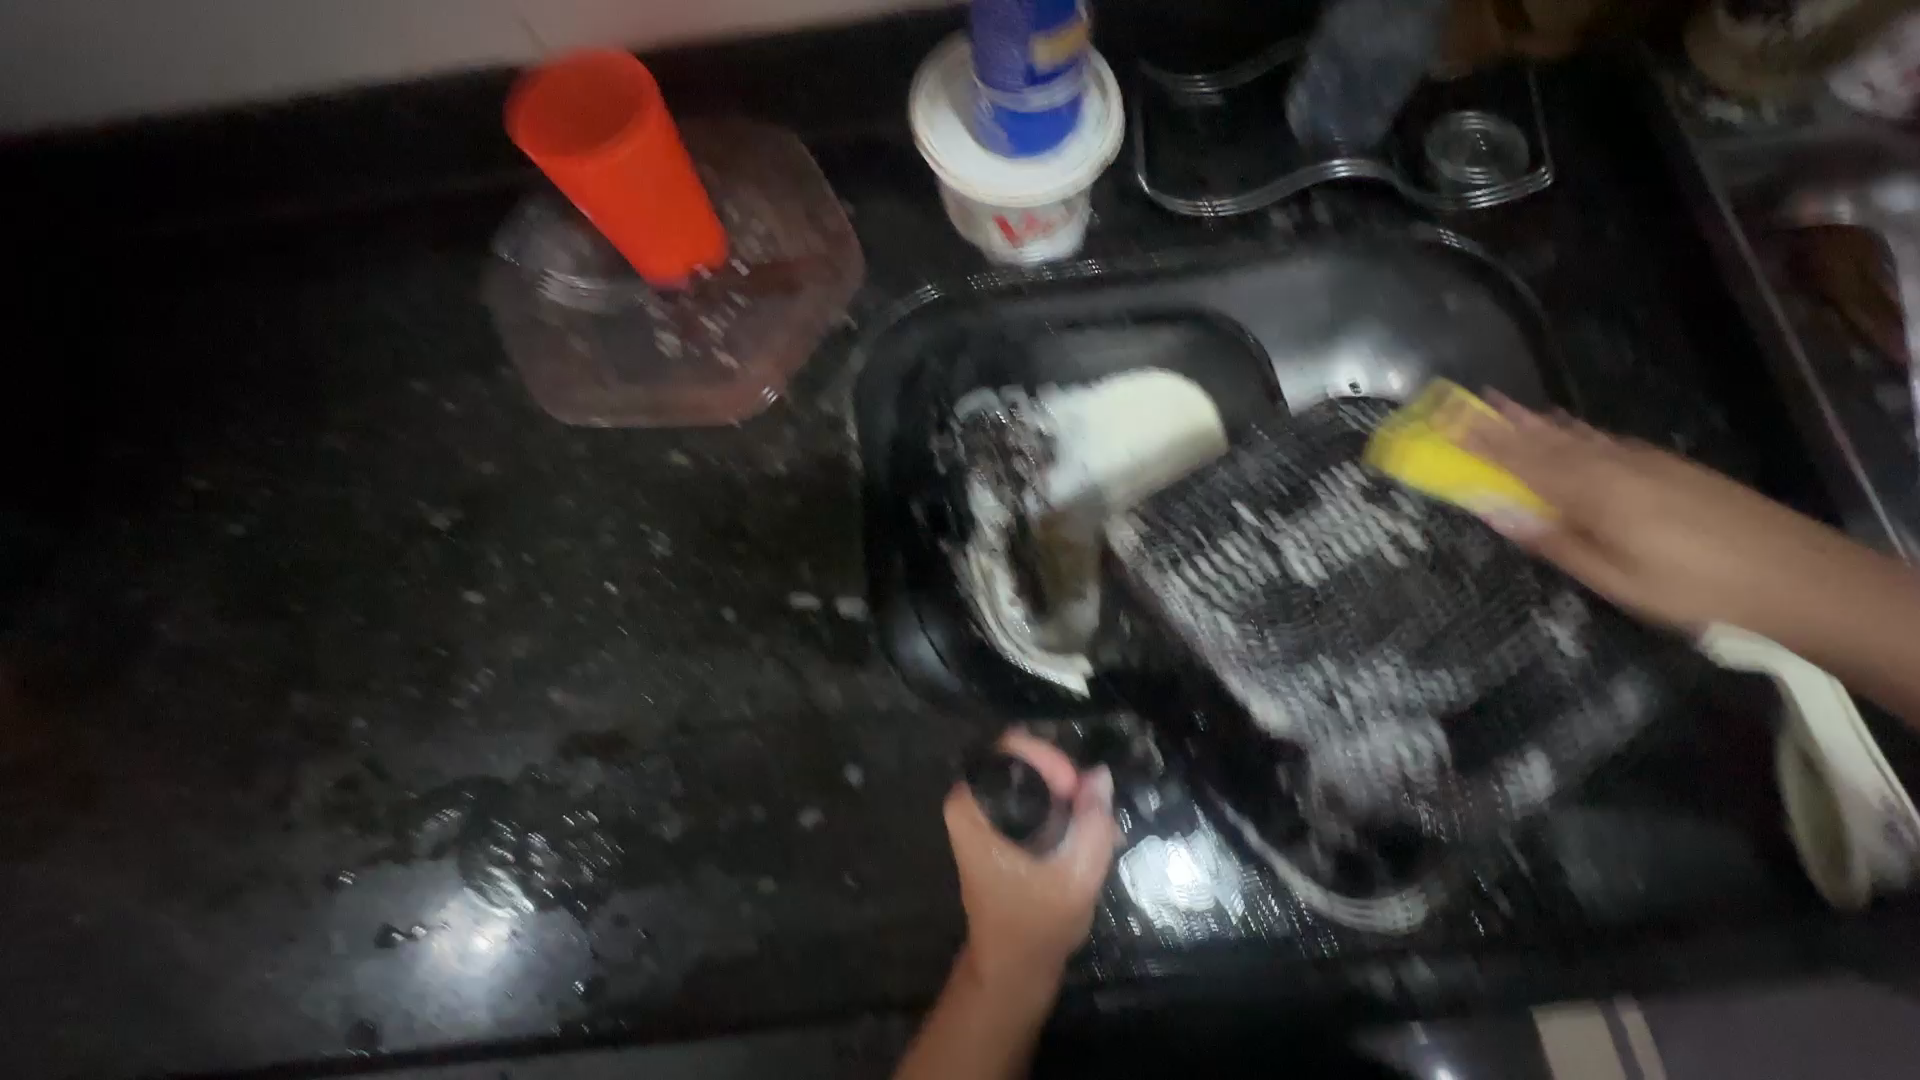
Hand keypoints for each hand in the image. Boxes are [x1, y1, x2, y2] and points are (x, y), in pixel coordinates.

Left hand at [942, 731, 1117, 989]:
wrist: (1013, 969)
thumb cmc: (1037, 925)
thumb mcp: (1076, 876)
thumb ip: (1093, 823)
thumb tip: (1099, 774)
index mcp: (971, 807)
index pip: (1010, 749)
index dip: (1050, 760)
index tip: (1076, 790)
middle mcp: (968, 803)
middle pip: (1022, 761)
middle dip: (1064, 780)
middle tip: (1094, 809)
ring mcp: (981, 816)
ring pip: (1030, 780)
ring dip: (1067, 798)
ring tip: (1097, 828)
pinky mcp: (996, 828)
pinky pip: (1030, 799)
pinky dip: (1059, 811)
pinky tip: (1086, 836)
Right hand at [1461, 395, 1857, 633]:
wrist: (1800, 577)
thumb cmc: (1693, 588)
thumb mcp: (1613, 577)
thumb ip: (1553, 541)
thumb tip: (1496, 511)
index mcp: (1593, 494)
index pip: (1523, 462)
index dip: (1484, 444)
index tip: (1449, 426)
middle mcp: (1615, 468)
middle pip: (1549, 442)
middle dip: (1507, 423)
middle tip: (1471, 401)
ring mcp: (1647, 464)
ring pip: (1581, 438)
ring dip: (1540, 424)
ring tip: (1510, 407)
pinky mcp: (1673, 469)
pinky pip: (1608, 442)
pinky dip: (1580, 433)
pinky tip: (1575, 431)